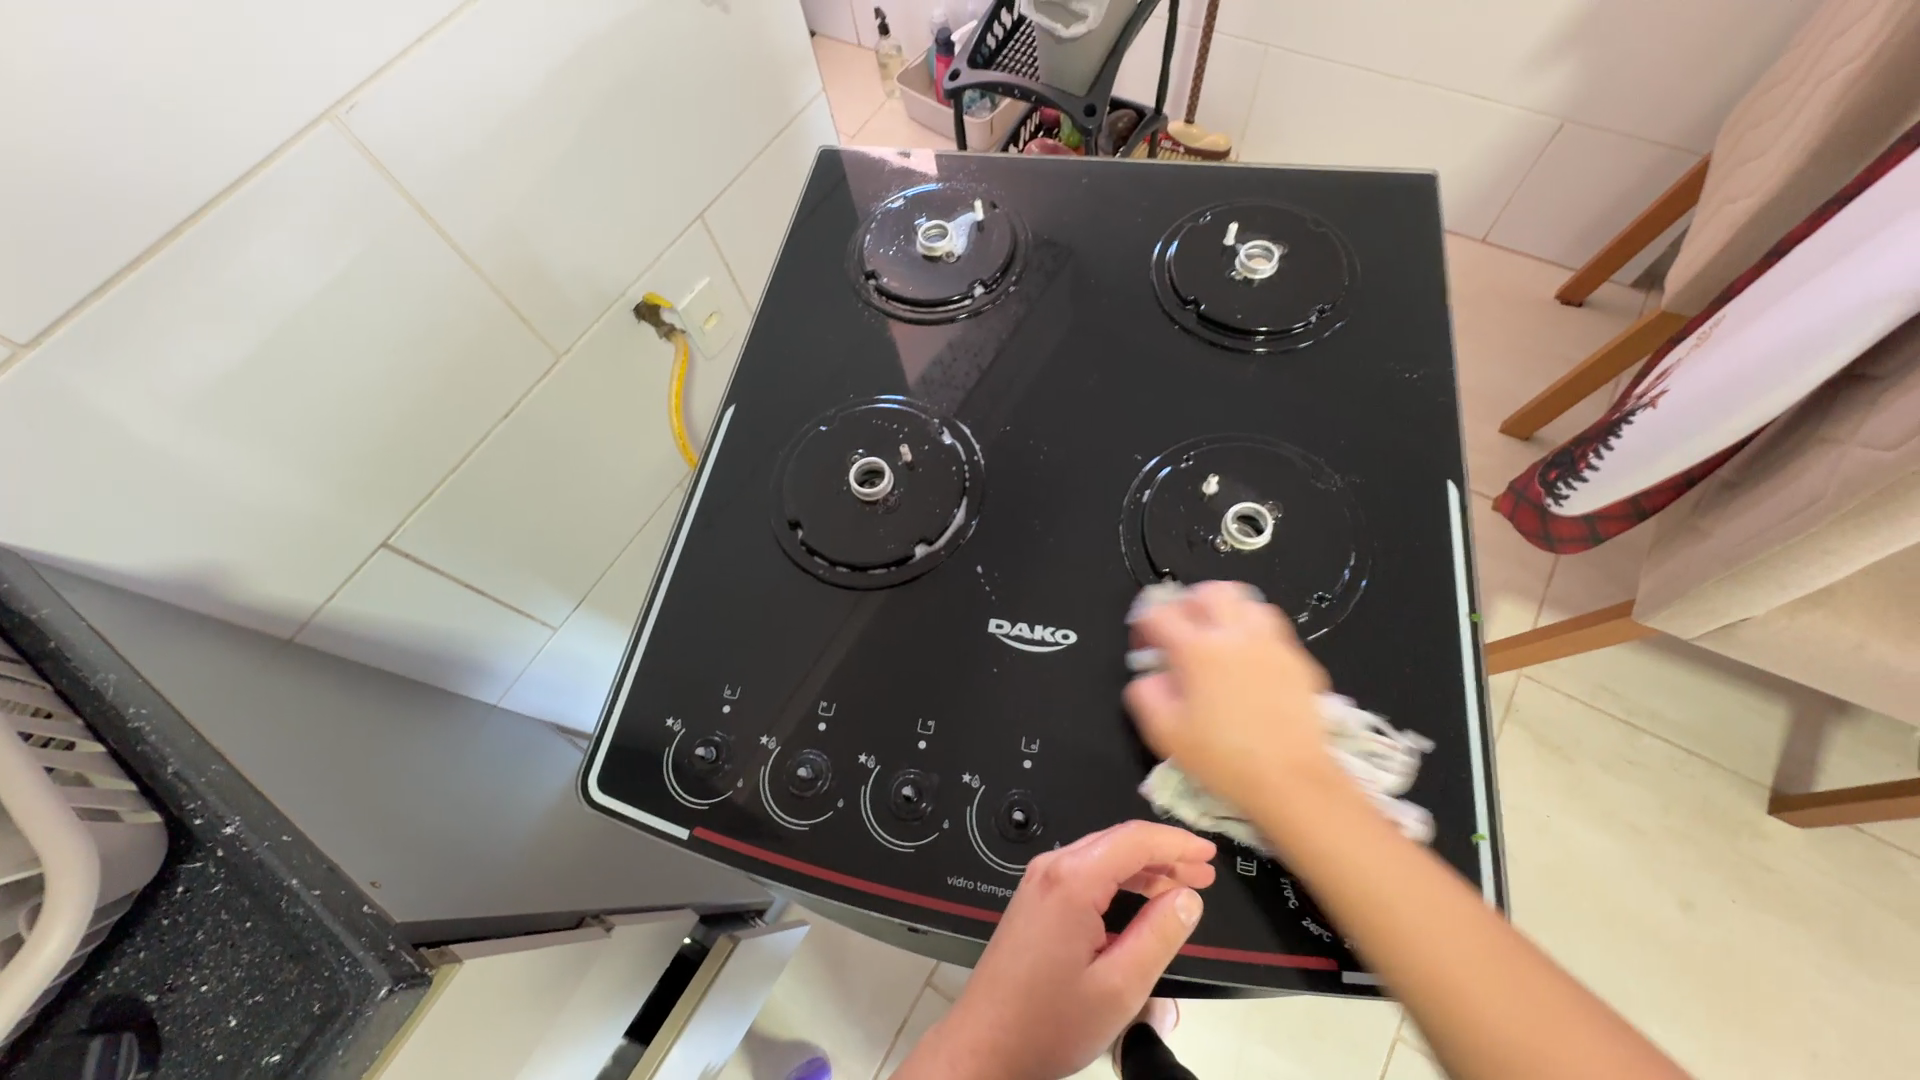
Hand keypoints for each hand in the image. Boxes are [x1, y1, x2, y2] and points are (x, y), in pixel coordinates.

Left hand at [901, 821, 1215, 1079]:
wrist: (985, 1043)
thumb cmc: (1049, 1021)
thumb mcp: (1120, 986)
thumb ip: (1159, 935)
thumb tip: (1187, 898)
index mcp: (1072, 879)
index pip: (1134, 839)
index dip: (1177, 842)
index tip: (1210, 853)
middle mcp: (1052, 868)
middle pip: (1118, 842)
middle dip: (1165, 853)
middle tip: (1204, 873)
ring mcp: (1039, 882)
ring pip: (1102, 856)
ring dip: (1144, 866)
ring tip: (1183, 885)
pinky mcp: (1035, 899)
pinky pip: (1085, 873)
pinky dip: (1119, 879)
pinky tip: (1142, 899)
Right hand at [1123, 580, 1340, 817]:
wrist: (1290, 780)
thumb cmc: (1223, 758)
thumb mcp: (1165, 733)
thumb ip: (1145, 695)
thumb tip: (1148, 677)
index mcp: (1197, 650)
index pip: (1161, 614)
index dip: (1144, 623)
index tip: (1144, 645)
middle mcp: (1235, 636)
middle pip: (1209, 591)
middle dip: (1188, 602)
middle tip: (1181, 627)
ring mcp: (1272, 644)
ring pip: (1247, 601)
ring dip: (1225, 610)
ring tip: (1217, 635)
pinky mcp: (1298, 660)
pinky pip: (1273, 628)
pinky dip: (1254, 632)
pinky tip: (1249, 659)